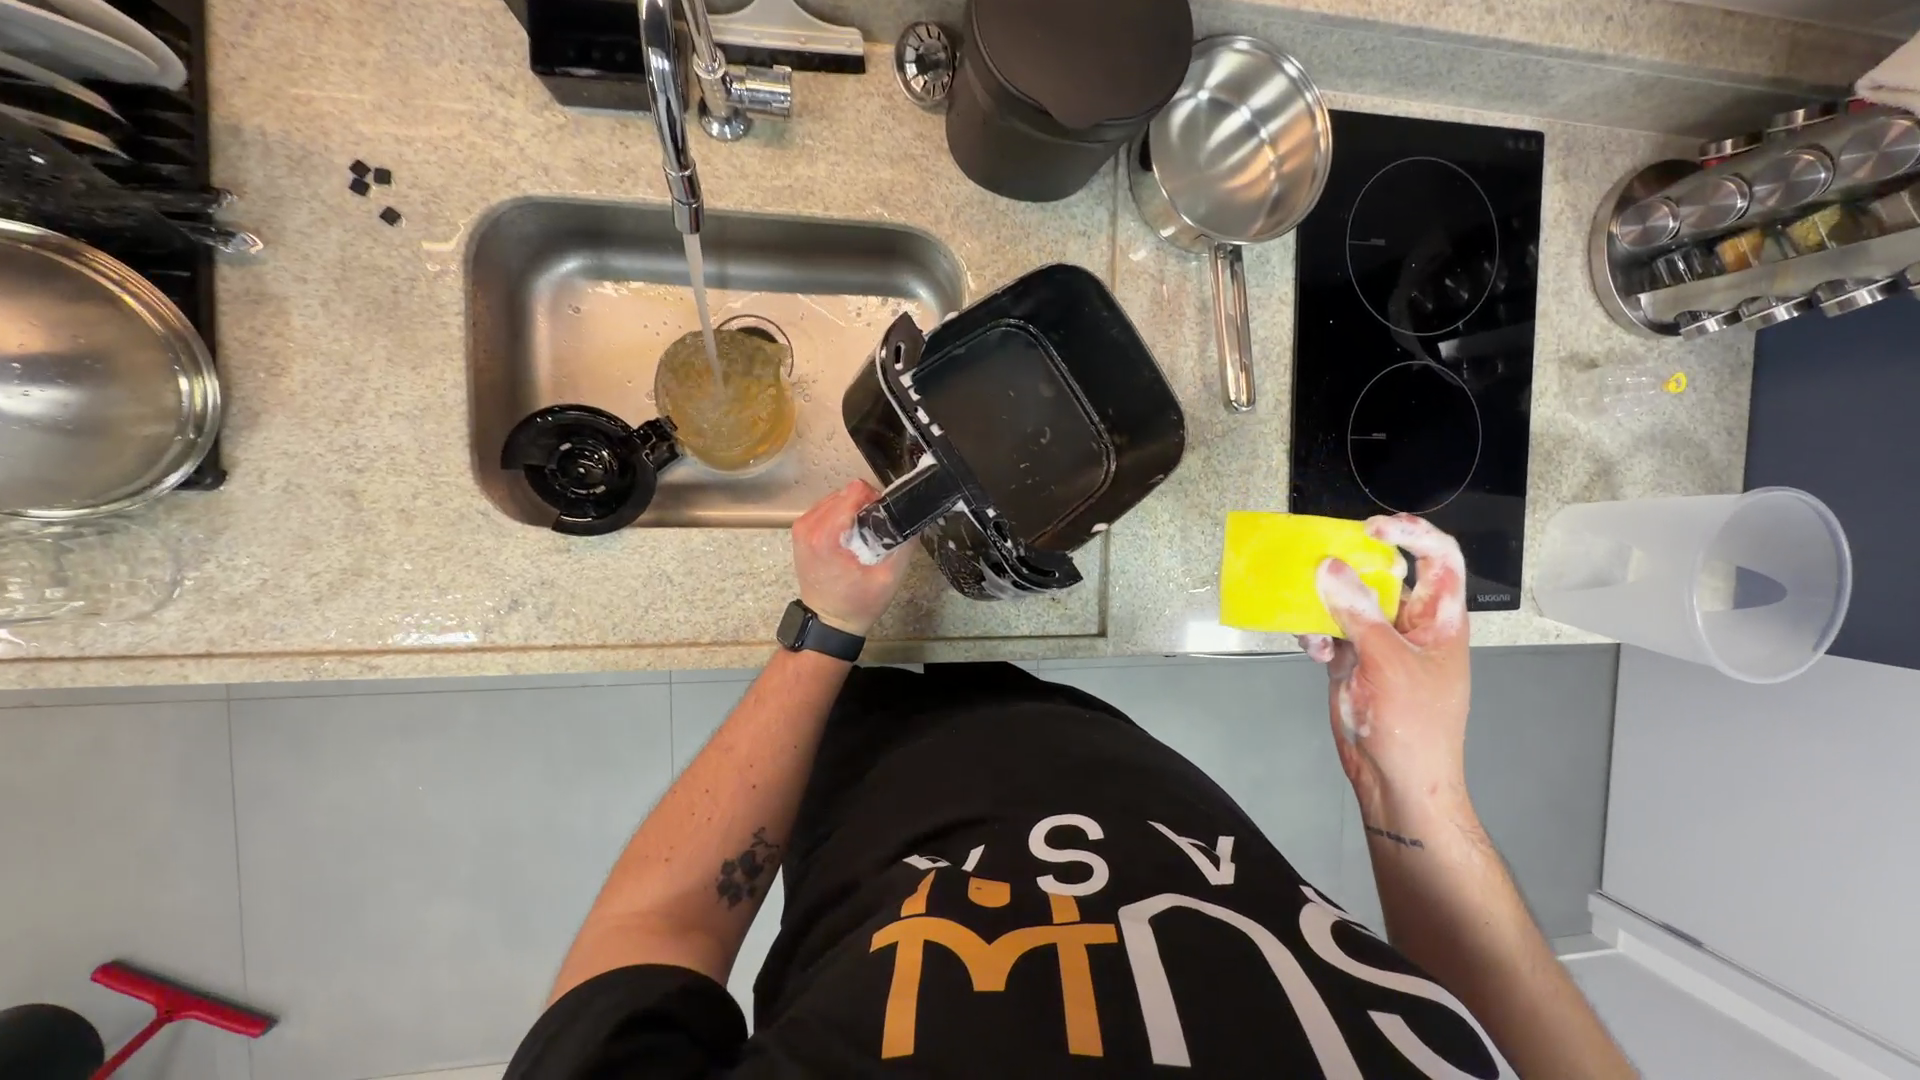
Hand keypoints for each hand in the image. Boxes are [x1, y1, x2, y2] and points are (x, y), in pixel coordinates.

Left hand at [791, 480, 911, 636]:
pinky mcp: (801, 532)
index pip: (855, 490)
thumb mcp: (889, 577)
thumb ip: (904, 543)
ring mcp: (801, 528)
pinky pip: (825, 509)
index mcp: (826, 535)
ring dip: (852, 512)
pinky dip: (840, 518)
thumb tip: (913, 518)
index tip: (882, 520)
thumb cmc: (855, 605)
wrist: (828, 624)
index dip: (875, 500)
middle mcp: (808, 526)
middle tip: (874, 533)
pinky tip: (849, 539)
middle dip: (864, 507)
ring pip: (835, 498)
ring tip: (861, 538)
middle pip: (845, 492)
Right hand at [1298, 514, 1472, 824]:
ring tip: (1311, 621)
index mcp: (1439, 617)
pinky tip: (1313, 651)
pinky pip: (1328, 631)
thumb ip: (1358, 613)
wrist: (1396, 780)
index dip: (1412, 534)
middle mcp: (1409, 623)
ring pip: (1347, 601)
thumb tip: (1330, 568)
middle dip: (1350, 567)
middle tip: (1319, 564)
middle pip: (1383, 574)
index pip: (1439, 558)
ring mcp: (1378, 642)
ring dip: (1323, 606)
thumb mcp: (1389, 663)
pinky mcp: (1351, 661)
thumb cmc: (1414, 725)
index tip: (1373, 529)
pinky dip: (1315, 635)